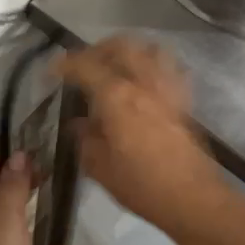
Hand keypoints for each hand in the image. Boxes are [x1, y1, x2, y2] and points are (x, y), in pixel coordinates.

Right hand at [57, 37, 240, 242]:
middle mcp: (143, 83)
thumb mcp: (99, 167)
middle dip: (98, 49)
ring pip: (149, 50)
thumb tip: (78, 124)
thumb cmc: (141, 185)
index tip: (53, 70)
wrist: (192, 198)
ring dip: (128, 52)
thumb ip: (84, 139)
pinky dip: (153, 67)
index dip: (65, 64)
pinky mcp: (184, 102)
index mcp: (117, 96)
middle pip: (121, 46)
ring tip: (114, 66)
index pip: (86, 66)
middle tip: (84, 64)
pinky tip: (145, 83)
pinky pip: (169, 70)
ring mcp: (167, 90)